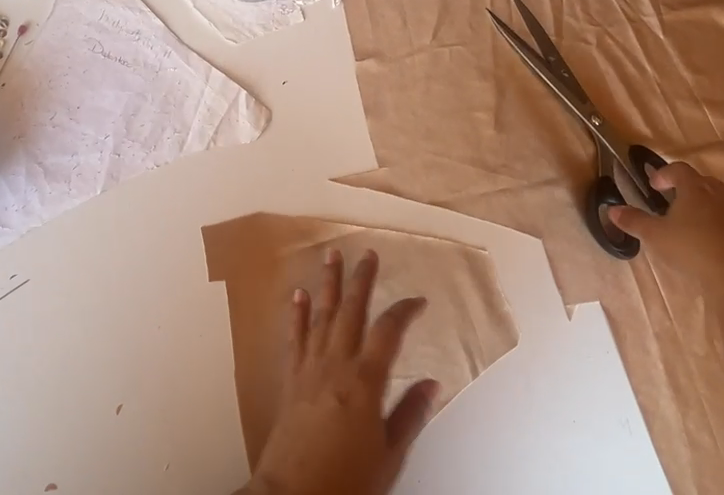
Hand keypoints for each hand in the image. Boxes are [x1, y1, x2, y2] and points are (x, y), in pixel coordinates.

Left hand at [242, 249, 437, 494]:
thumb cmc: (347, 479)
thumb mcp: (389, 455)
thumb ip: (410, 415)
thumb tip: (433, 383)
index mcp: (365, 380)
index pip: (389, 332)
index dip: (405, 311)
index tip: (418, 299)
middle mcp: (336, 364)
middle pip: (351, 311)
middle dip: (362, 280)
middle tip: (367, 252)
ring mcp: (310, 369)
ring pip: (321, 316)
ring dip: (328, 283)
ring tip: (331, 254)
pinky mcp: (290, 380)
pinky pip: (294, 338)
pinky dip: (297, 315)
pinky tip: (298, 295)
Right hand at [610, 162, 723, 304]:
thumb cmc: (693, 250)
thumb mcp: (656, 237)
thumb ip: (634, 222)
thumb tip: (612, 210)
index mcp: (695, 189)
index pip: (679, 169)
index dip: (664, 174)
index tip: (654, 185)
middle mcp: (720, 194)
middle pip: (702, 181)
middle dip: (687, 187)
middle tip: (673, 201)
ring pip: (721, 200)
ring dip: (707, 205)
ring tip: (694, 223)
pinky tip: (716, 243)